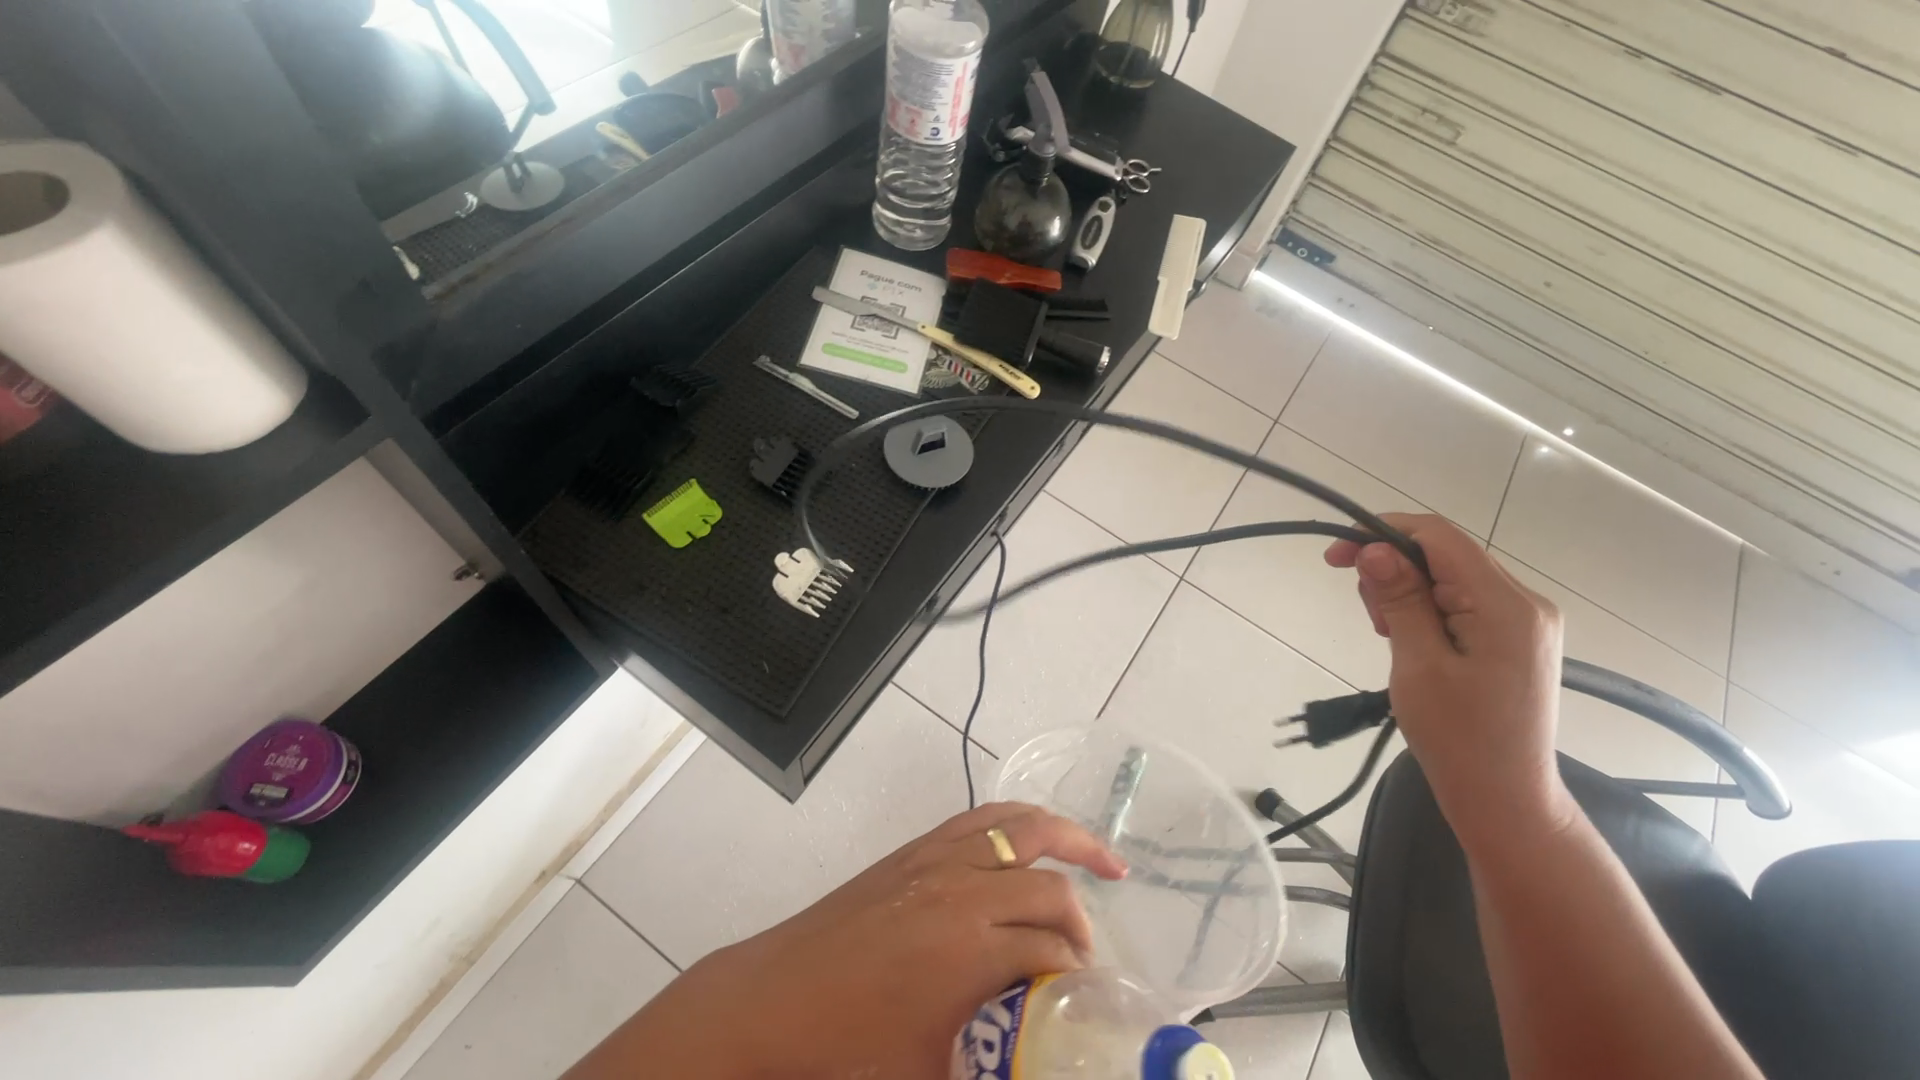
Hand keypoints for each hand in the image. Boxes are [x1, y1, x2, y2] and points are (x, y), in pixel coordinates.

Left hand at [568, 802, 1125, 1079]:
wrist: (770, 1002)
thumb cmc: (848, 1049)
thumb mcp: (933, 1069)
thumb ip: (995, 1057)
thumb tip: (1030, 1051)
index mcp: (971, 946)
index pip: (1053, 949)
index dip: (1077, 974)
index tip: (1084, 997)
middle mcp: (962, 887)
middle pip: (1049, 884)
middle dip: (1080, 918)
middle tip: (1089, 951)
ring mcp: (936, 858)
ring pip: (1019, 825)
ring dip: (1066, 836)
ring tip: (1100, 857)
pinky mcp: (913, 849)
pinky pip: (980, 817)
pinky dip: (1017, 821)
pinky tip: (1029, 840)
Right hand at [1325, 514, 1573, 849]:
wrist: (1505, 799)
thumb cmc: (1458, 738)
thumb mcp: (1418, 666)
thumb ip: (1400, 600)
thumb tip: (1374, 548)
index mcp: (1507, 606)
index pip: (1440, 537)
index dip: (1382, 533)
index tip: (1335, 556)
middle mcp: (1526, 603)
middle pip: (1446, 554)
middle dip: (1394, 569)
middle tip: (1370, 618)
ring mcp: (1525, 621)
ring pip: (1451, 578)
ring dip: (1409, 593)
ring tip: (1390, 638)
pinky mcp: (1516, 639)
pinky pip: (1463, 602)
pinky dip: (1427, 610)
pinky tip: (1412, 642)